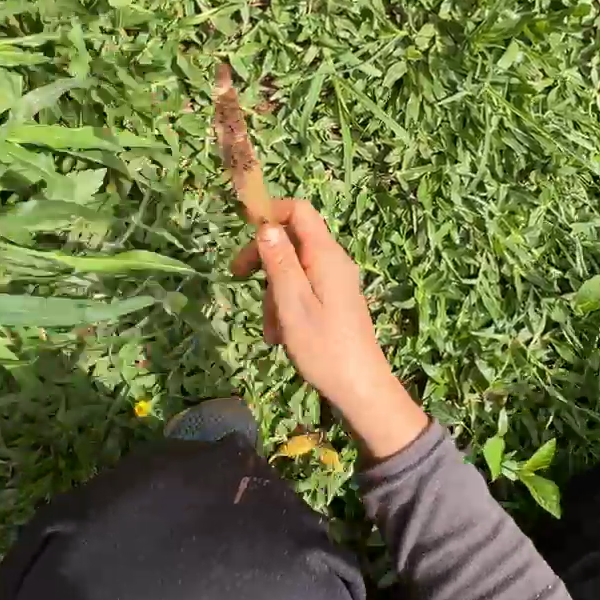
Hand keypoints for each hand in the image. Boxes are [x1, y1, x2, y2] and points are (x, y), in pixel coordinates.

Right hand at [231, 200, 427, 459]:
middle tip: (238, 277)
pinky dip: (287, 306)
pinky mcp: (335, 300)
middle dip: (265, 258)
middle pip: (293, 240)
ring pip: (294, 269)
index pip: (299, 211)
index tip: (243, 229)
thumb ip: (279, 262)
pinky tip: (281, 335)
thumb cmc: (324, 347)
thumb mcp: (292, 303)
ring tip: (270, 329)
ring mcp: (336, 281)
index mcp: (326, 255)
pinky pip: (304, 290)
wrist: (361, 388)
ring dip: (274, 292)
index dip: (271, 212)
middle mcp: (334, 261)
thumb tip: (266, 226)